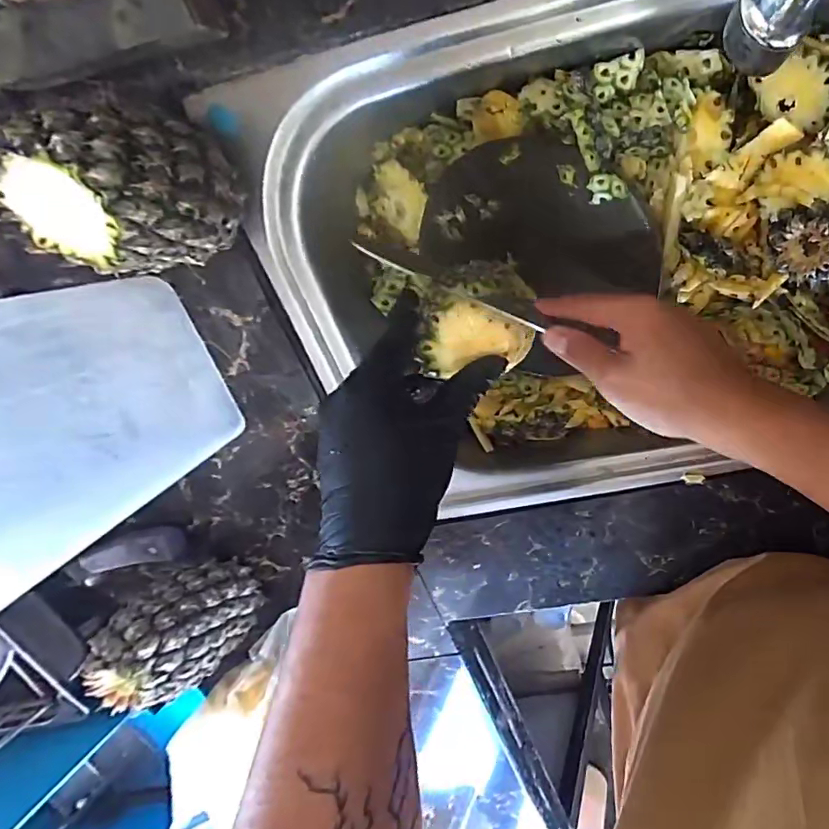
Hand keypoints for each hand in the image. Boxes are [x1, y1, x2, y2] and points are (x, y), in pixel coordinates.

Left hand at [307, 293, 503, 570]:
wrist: (369, 531)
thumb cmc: (410, 472)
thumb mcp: (443, 427)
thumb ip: (465, 387)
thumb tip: (494, 359)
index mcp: (370, 385)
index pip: (393, 339)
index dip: (408, 316)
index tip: (417, 297)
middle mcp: (345, 394)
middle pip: (381, 363)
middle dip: (408, 353)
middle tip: (435, 344)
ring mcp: (335, 418)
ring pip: (372, 386)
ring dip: (399, 380)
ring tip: (430, 381)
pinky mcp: (335, 438)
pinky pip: (364, 406)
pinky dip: (387, 400)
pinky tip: (409, 412)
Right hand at [536, 294, 773, 441]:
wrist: (733, 410)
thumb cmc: (668, 396)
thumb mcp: (616, 378)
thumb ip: (583, 352)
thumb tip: (553, 331)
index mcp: (636, 311)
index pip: (589, 304)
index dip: (561, 308)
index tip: (538, 307)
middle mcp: (662, 308)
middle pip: (615, 309)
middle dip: (587, 317)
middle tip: (561, 324)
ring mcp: (685, 322)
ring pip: (639, 323)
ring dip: (614, 330)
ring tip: (594, 341)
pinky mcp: (701, 340)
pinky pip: (657, 334)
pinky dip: (637, 341)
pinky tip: (636, 357)